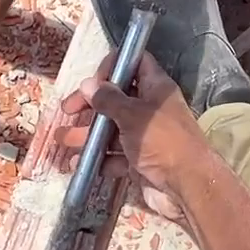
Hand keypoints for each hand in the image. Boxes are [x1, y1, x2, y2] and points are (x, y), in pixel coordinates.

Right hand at [59, 52, 211, 221]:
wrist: (187, 186)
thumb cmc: (162, 141)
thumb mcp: (133, 115)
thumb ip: (109, 100)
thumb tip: (88, 84)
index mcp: (155, 88)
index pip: (134, 63)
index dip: (112, 66)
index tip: (92, 80)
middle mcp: (149, 109)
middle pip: (115, 98)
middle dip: (90, 104)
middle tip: (67, 110)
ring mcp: (144, 136)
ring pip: (111, 129)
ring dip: (86, 134)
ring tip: (62, 139)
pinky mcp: (139, 160)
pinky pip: (114, 155)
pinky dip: (97, 158)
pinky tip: (78, 163)